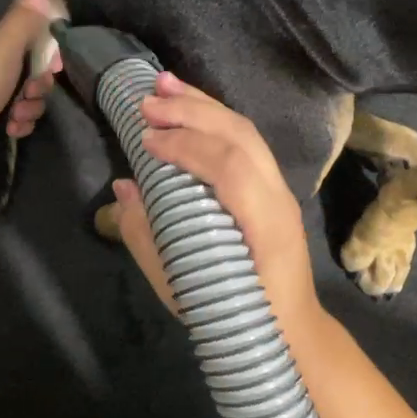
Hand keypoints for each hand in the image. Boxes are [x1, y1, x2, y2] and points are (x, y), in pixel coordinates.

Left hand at [0, 0, 63, 155]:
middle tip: (30, 92)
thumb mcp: (7, 45)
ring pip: (31, 97)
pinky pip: (22, 117)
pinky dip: (20, 124)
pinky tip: (11, 128)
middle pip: (37, 71)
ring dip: (30, 108)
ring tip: (16, 115)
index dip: (50, 52)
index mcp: (0, 43)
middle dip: (40, 86)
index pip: (36, 39)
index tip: (54, 65)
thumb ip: (24, 16)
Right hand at [108, 73, 322, 331]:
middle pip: (241, 136)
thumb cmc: (233, 317)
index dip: (186, 146)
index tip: (144, 139)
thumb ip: (149, 237)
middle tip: (147, 100)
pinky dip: (216, 120)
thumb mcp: (182, 289)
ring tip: (165, 85)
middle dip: (192, 112)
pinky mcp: (273, 187)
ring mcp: (280, 189)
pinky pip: (247, 143)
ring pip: (246, 132)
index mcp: (265, 224)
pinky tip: (191, 110)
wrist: (290, 331)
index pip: (229, 166)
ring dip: (204, 105)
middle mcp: (279, 197)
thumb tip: (126, 187)